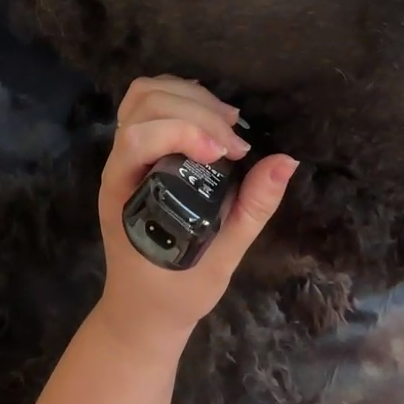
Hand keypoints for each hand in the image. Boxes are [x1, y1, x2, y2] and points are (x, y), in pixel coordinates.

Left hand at [92, 77, 297, 350]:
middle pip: (144, 105)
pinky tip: (213, 117)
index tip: (227, 154)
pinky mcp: (138, 149)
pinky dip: (183, 96)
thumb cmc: (177, 291)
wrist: (144, 309)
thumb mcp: (221, 258)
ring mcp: (123, 154)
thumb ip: (252, 208)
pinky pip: (149, 103)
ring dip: (190, 97)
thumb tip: (286, 161)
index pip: (138, 139)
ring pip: (143, 95)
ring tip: (228, 122)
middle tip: (236, 142)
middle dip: (195, 111)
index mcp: (123, 194)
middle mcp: (117, 166)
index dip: (183, 131)